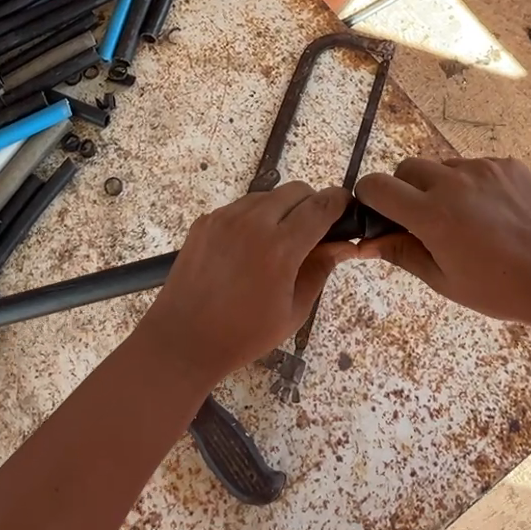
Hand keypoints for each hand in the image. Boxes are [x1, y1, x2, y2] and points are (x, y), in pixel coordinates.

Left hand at [133, 183, 356, 382]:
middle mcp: (253, 222)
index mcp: (280, 248)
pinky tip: (248, 248)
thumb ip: (320, 270)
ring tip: (278, 242)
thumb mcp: (293, 311)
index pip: (321, 206)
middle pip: (296, 190)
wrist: (184, 338)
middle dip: (311, 204)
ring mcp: (225, 217)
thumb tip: (342, 244)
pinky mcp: (206, 220)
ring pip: (267, 196)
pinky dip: (253, 218)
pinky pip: (240, 206)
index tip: (346, 207)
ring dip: (282, 209)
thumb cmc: (244, 334)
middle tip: (312, 231)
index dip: (339, 202)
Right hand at [354, 157, 530, 333]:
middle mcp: (453, 182)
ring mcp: (483, 168)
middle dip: (405, 189)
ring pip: (441, 166)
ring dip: (440, 186)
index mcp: (432, 215)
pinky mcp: (507, 164)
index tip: (378, 213)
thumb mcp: (444, 281)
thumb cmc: (501, 290)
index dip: (369, 197)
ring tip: (466, 220)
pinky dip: (472, 184)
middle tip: (424, 221)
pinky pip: (474, 166)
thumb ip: (401, 253)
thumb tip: (365, 242)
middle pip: (406, 168)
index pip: (376, 185)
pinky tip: (493, 213)